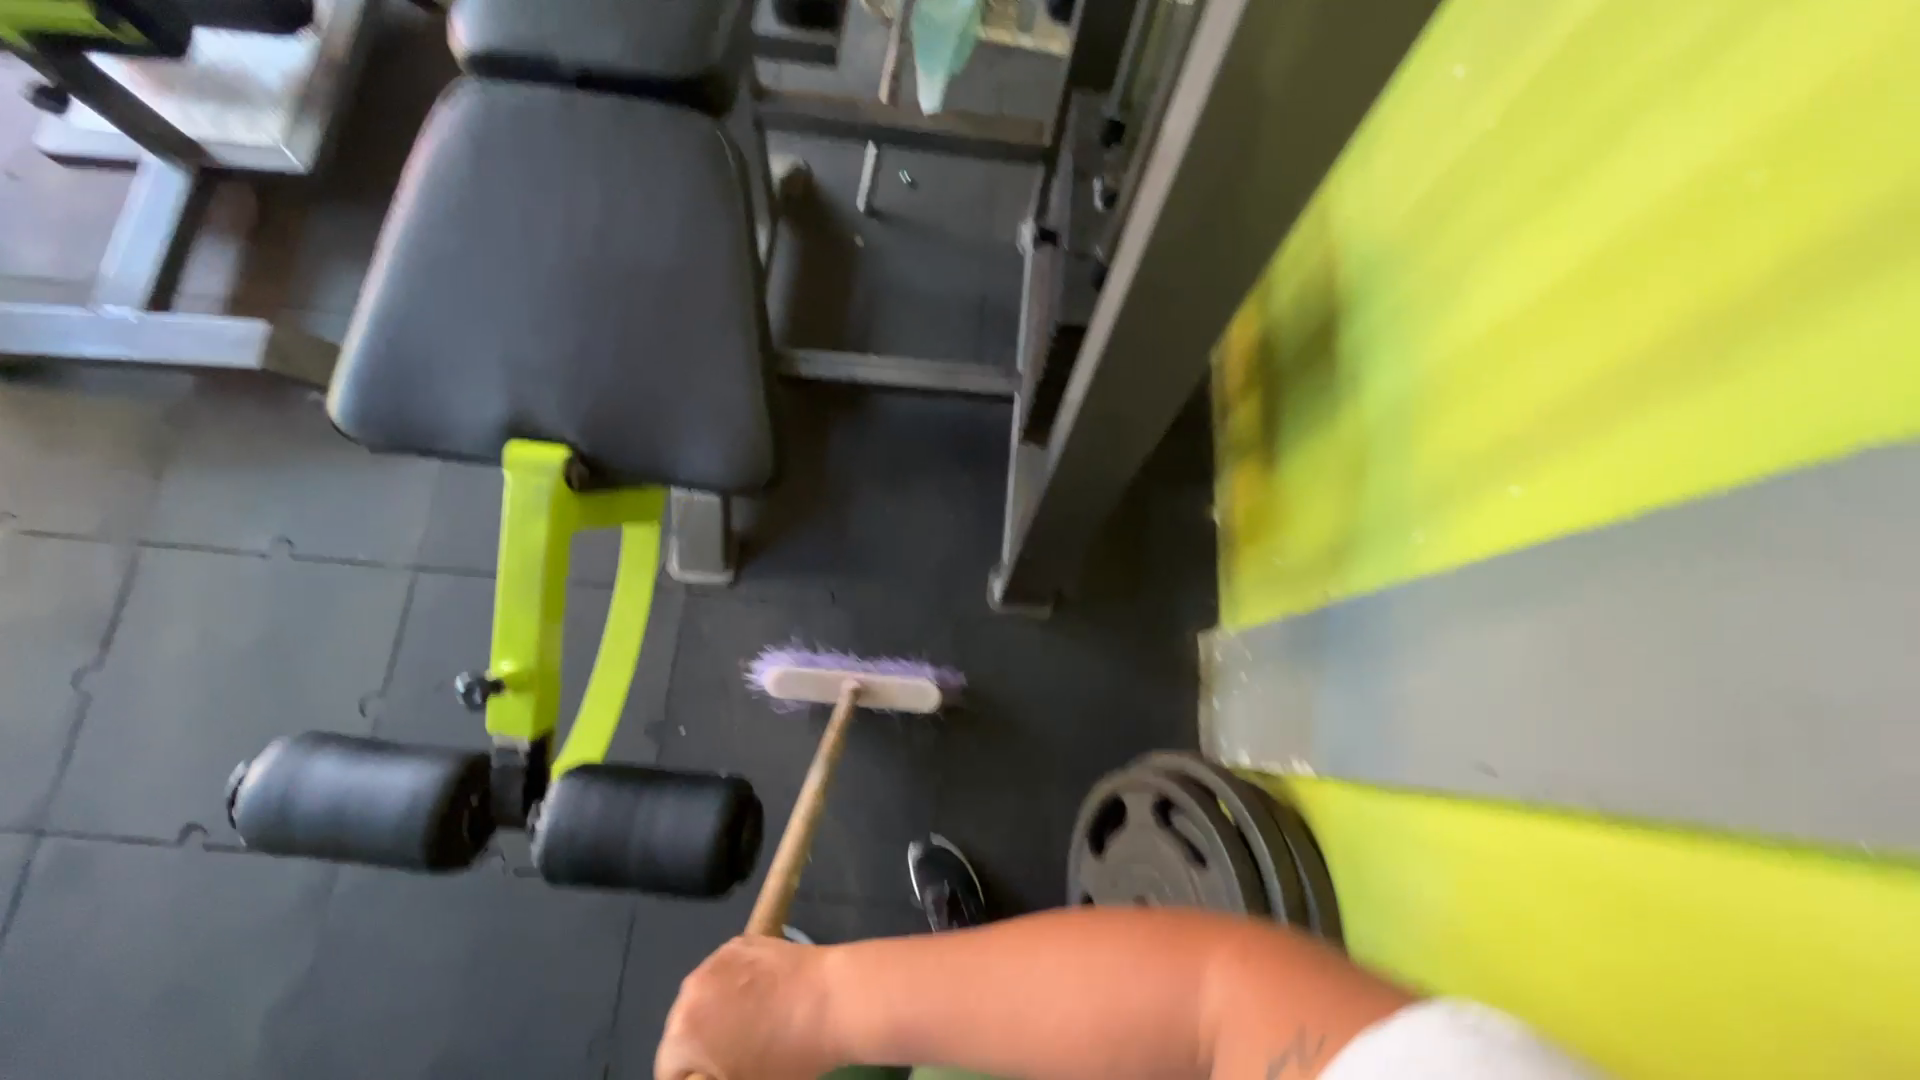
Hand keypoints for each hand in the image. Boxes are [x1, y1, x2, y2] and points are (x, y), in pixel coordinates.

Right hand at [657, 935, 844, 1079]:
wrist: (832, 1000)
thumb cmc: (787, 1055)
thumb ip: (710, 1079)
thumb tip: (705, 1072)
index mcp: (682, 1032)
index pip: (668, 1071)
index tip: (720, 1076)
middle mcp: (690, 989)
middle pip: (682, 1030)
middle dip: (701, 1047)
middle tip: (736, 1057)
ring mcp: (716, 959)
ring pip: (703, 998)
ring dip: (715, 1014)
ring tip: (751, 1024)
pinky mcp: (740, 941)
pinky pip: (725, 974)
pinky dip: (734, 986)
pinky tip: (763, 995)